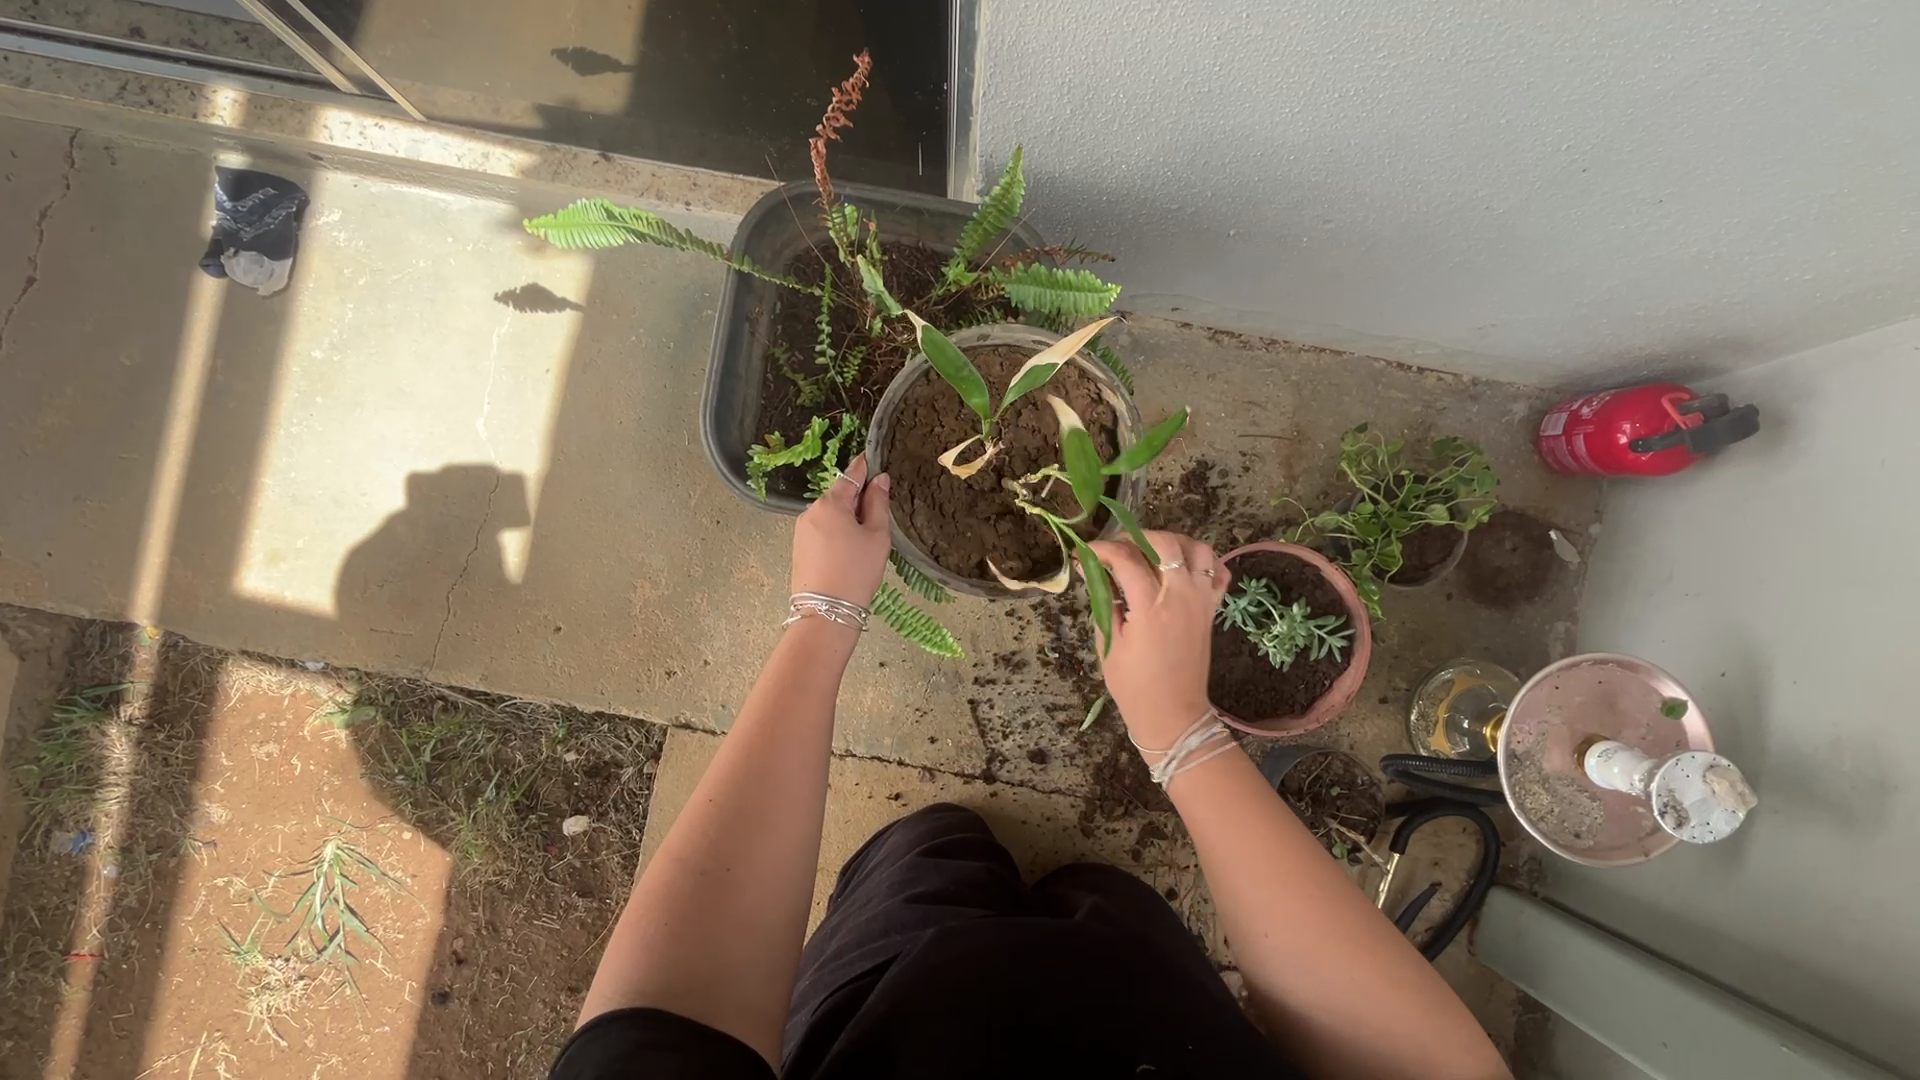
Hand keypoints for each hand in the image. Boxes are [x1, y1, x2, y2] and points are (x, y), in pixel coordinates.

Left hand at [790, 454, 891, 607]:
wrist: (826, 611)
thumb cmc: (857, 571)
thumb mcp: (877, 536)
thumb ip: (878, 504)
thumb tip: (880, 479)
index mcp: (830, 503)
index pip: (850, 476)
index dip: (864, 467)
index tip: (872, 458)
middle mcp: (811, 511)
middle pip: (838, 496)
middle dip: (857, 499)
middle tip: (878, 513)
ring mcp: (801, 531)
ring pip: (830, 515)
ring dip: (846, 518)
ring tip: (865, 539)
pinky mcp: (799, 548)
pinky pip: (821, 531)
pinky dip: (836, 533)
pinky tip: (849, 550)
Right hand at [1089, 531, 1231, 750]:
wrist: (1173, 714)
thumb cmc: (1134, 685)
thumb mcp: (1109, 644)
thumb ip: (1104, 602)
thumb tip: (1096, 573)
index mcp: (1150, 608)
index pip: (1126, 559)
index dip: (1102, 549)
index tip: (1085, 552)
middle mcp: (1180, 597)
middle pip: (1166, 543)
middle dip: (1138, 536)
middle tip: (1119, 549)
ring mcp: (1201, 601)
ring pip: (1198, 549)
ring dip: (1173, 544)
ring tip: (1152, 554)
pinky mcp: (1212, 609)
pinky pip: (1218, 572)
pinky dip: (1203, 562)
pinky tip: (1182, 570)